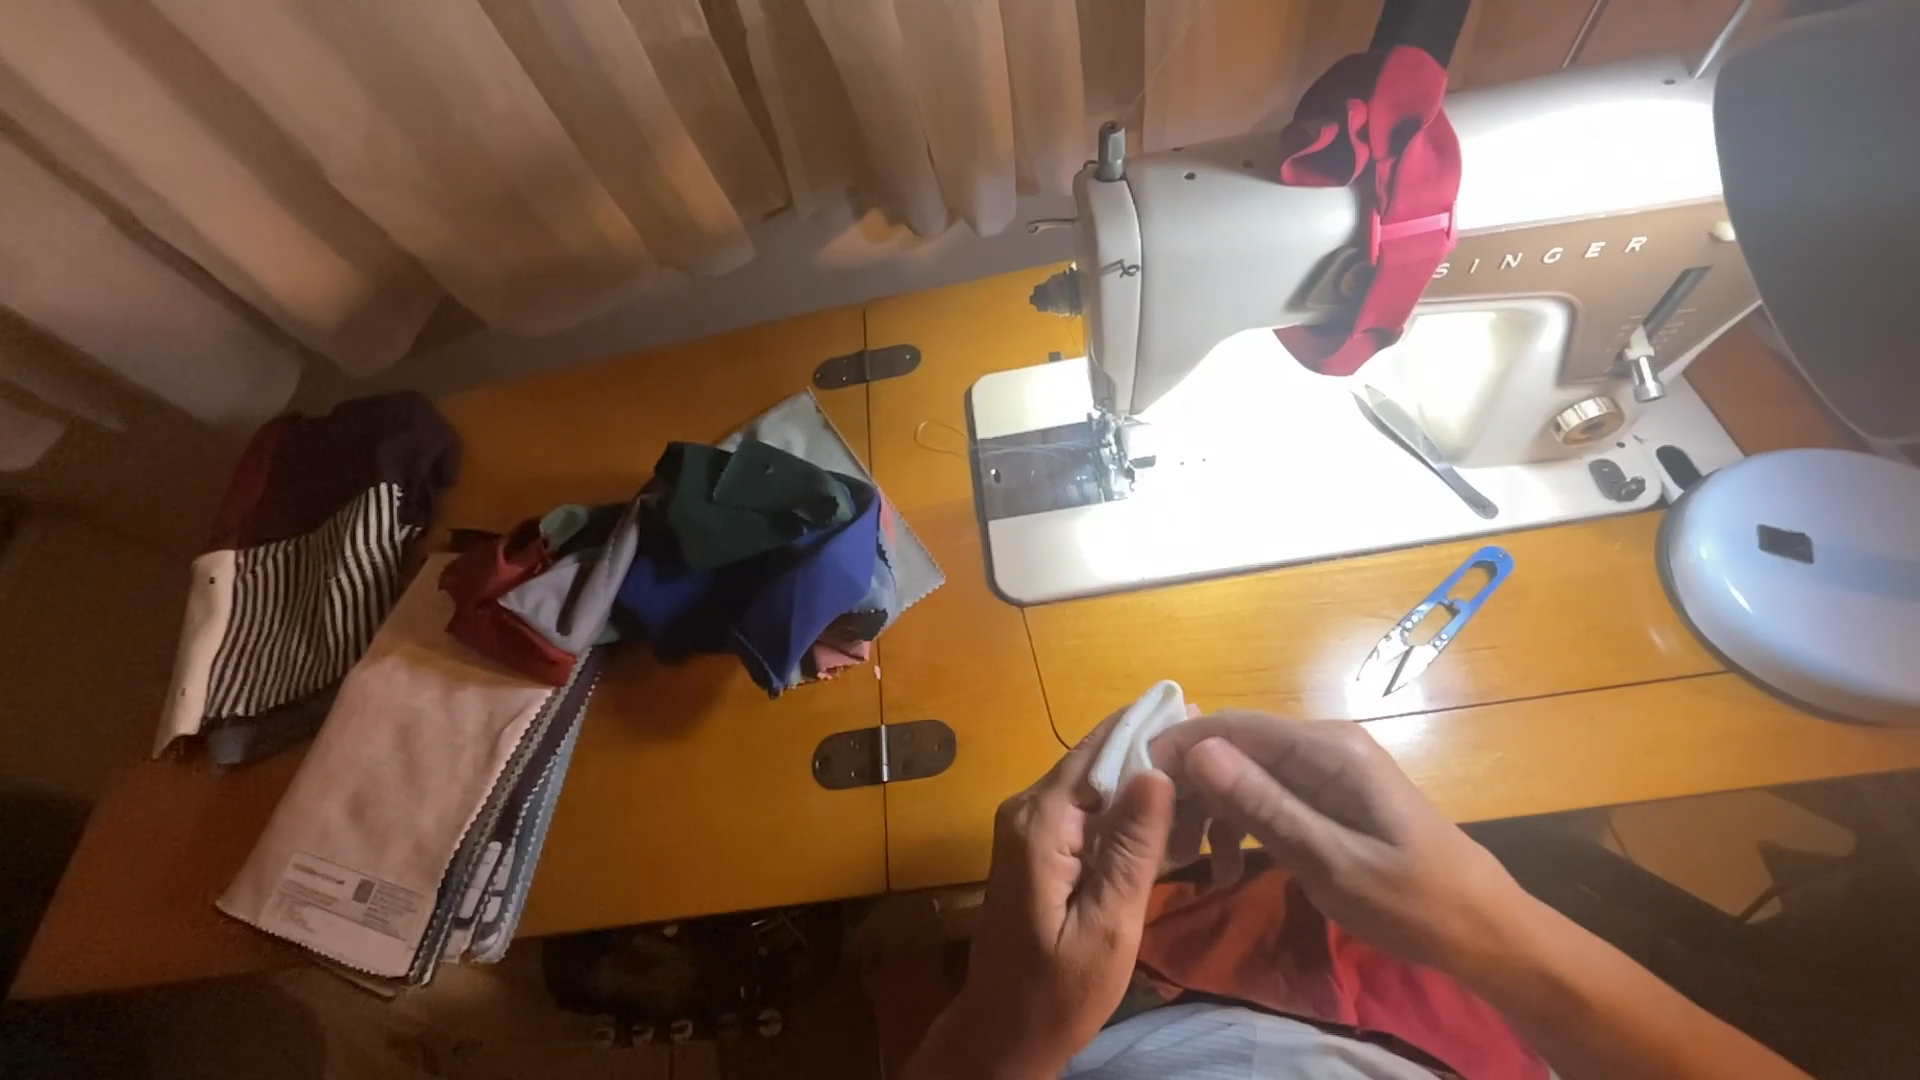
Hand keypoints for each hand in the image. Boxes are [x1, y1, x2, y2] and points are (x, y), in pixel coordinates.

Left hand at [909, 710, 1176, 1079]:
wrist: (1003, 1029)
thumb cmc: (1058, 991)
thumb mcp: (1108, 926)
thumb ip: (1132, 849)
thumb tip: (1157, 772)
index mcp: (1041, 823)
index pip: (1096, 755)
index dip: (1142, 729)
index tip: (1189, 708)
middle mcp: (1027, 809)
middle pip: (1093, 762)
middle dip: (1145, 747)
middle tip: (1203, 735)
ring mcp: (1028, 825)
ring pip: (1090, 783)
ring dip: (1136, 776)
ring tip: (1193, 765)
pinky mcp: (1035, 843)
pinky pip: (1082, 809)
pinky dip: (1120, 806)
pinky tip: (1159, 809)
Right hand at [1150, 712, 1527, 976]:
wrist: (1486, 934)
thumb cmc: (1414, 901)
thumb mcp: (1331, 861)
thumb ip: (1264, 804)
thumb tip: (1198, 751)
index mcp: (1325, 748)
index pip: (1231, 726)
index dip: (1178, 748)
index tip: (1139, 788)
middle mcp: (1318, 744)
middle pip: (1231, 748)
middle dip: (1191, 789)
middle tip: (1164, 841)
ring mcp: (1320, 768)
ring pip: (1240, 774)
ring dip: (1210, 813)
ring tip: (1190, 863)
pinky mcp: (1321, 794)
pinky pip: (1262, 796)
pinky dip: (1237, 826)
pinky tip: (1228, 868)